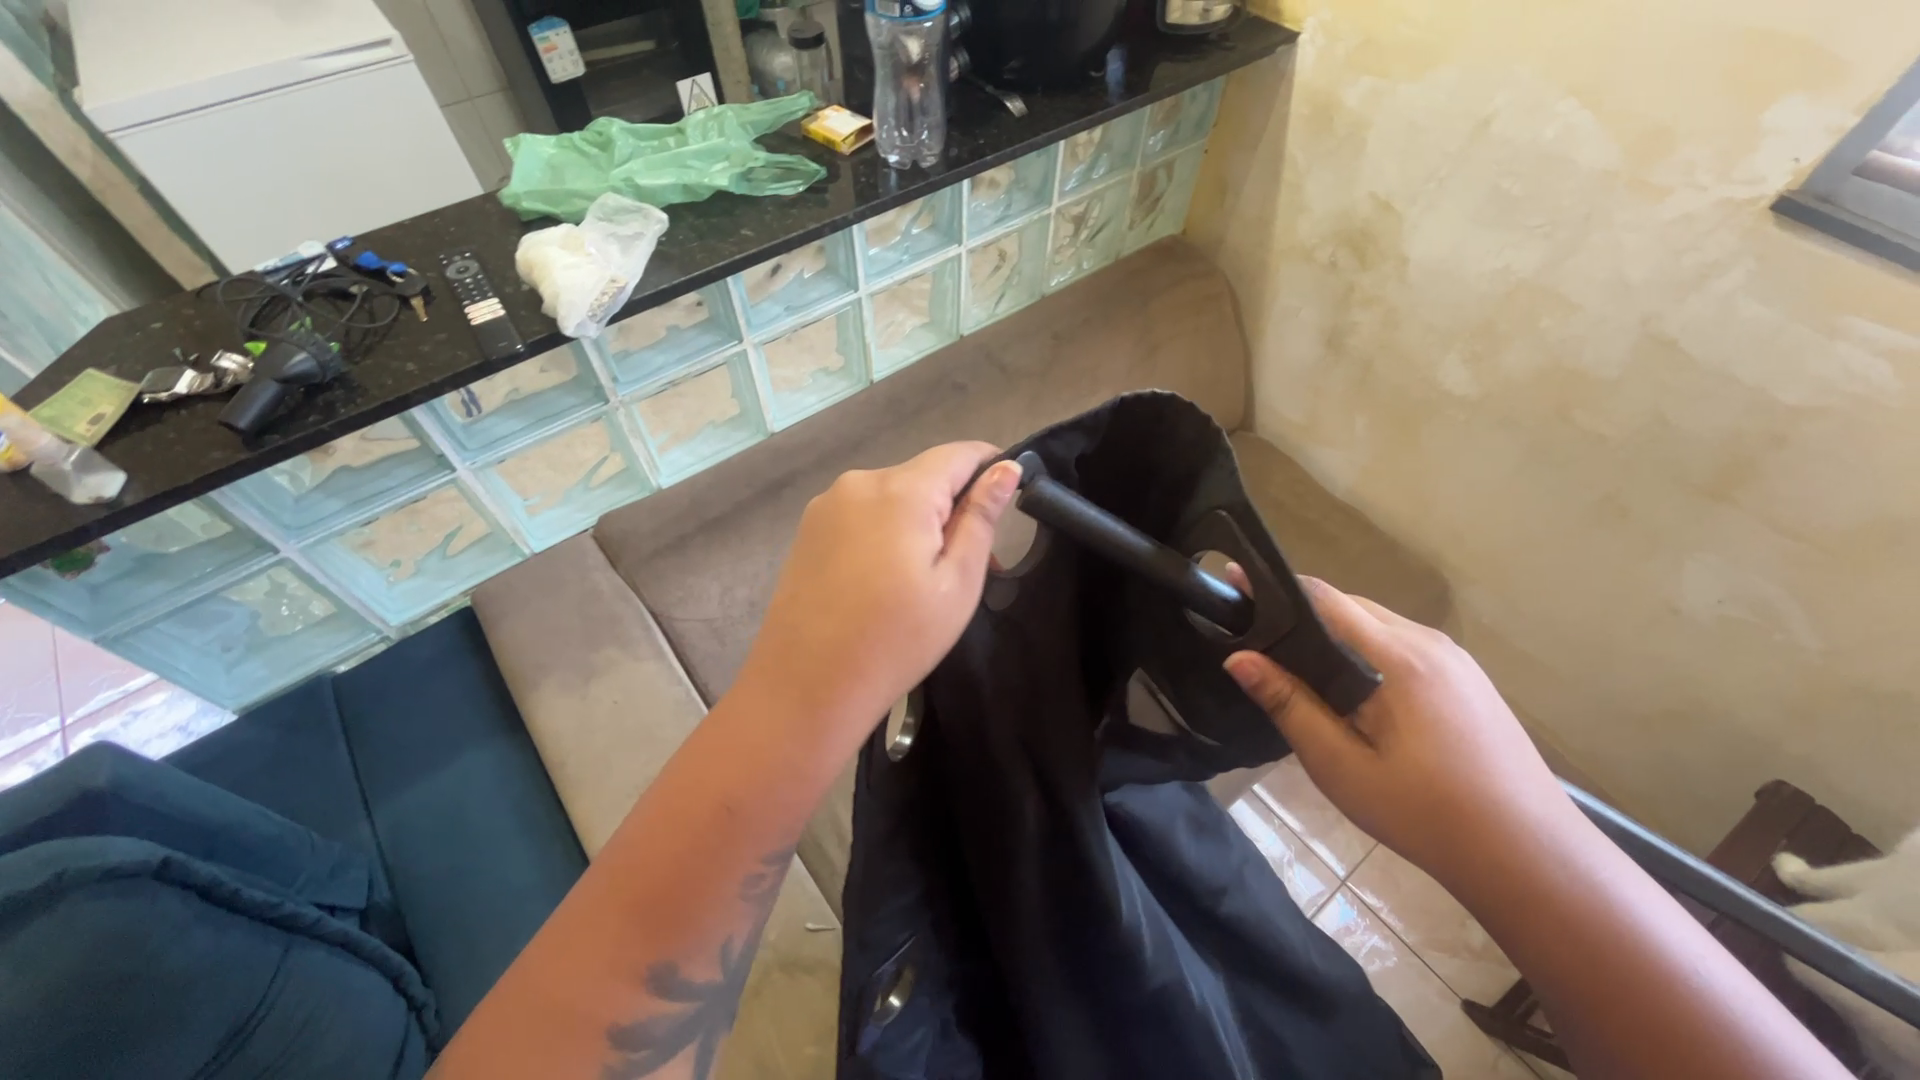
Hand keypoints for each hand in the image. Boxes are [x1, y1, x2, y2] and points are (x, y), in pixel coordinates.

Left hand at [733, 442, 1021, 755]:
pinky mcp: (807, 531)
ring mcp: (826, 506)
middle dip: (953, 509)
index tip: (1007, 501)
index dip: (989, 467)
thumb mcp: (956, 583)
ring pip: (891, 498)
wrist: (806, 686)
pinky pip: (861, 517)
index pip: (958, 454)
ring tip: (927, 584)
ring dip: (918, 525)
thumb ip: (981, 518)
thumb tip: (1006, 468)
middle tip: (974, 569)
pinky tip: (885, 584)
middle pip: (923, 478)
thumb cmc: (896, 640)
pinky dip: (884, 536)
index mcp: (900, 491)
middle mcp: (859, 483)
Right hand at [1221, 576, 1579, 889]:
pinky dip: (1367, 652)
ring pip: (1379, 627)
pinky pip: (1404, 647)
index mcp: (1400, 657)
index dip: (1276, 589)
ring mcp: (1457, 661)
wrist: (1529, 854)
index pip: (1326, 598)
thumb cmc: (1426, 814)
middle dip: (1301, 613)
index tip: (1234, 586)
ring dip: (1335, 635)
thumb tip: (1239, 658)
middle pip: (1353, 607)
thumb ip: (1290, 705)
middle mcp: (1431, 644)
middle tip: (1255, 638)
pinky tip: (1350, 691)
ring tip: (1294, 666)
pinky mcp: (1469, 681)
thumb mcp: (1341, 765)